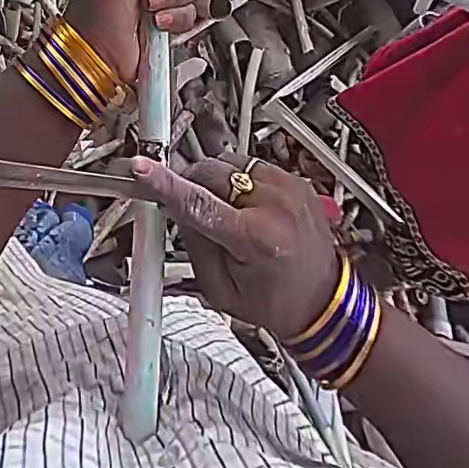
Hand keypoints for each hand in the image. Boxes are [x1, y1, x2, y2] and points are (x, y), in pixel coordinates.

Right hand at [130, 156, 341, 338]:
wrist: (326, 304)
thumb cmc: (277, 302)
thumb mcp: (220, 289)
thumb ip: (191, 242)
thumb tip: (172, 204)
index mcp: (256, 239)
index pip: (196, 202)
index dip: (164, 182)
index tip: (142, 168)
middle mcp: (277, 207)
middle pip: (209, 174)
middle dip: (192, 186)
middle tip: (193, 211)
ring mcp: (289, 188)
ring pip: (226, 163)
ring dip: (216, 183)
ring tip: (228, 213)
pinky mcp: (294, 180)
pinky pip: (247, 165)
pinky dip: (238, 181)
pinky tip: (245, 206)